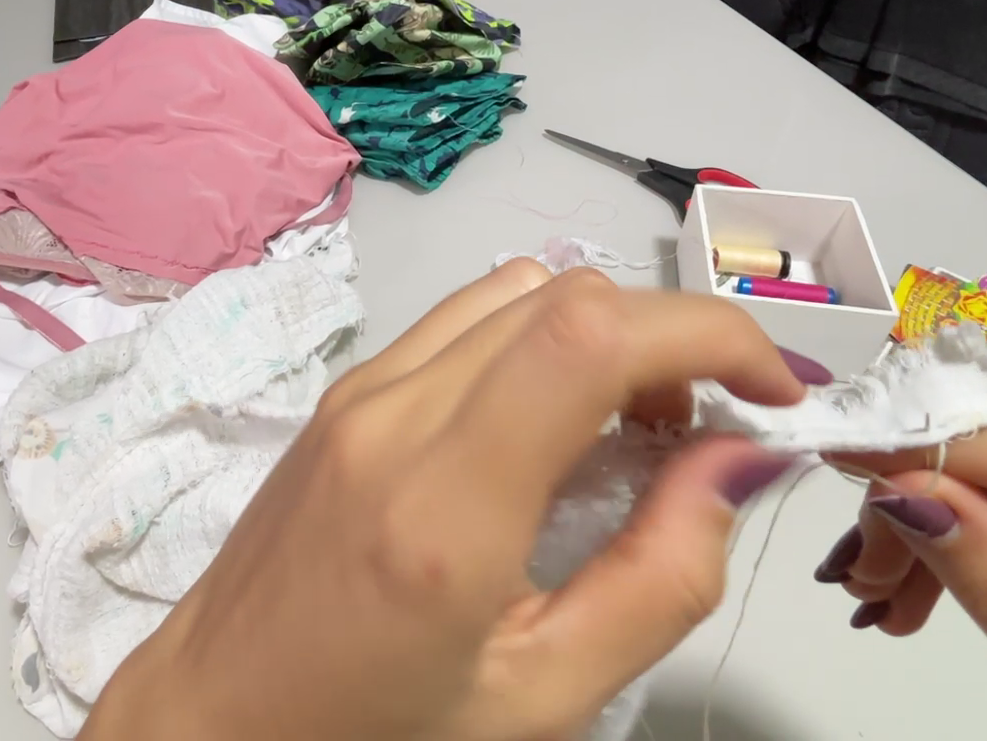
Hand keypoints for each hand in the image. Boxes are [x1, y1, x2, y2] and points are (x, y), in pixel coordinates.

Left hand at [85, 261, 810, 739]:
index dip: (705, 331)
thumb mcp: (543, 692)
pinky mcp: (350, 384)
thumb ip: (659, 574)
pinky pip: (467, 316)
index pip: (588, 336)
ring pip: (518, 289)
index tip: (770, 388)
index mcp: (445, 500)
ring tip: (630, 419)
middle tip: (703, 425)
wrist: (216, 708)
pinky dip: (541, 333)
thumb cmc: (376, 730)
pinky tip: (548, 411)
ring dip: (605, 329)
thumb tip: (738, 458)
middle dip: (671, 336)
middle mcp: (396, 410)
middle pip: (565, 296)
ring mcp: (364, 385)